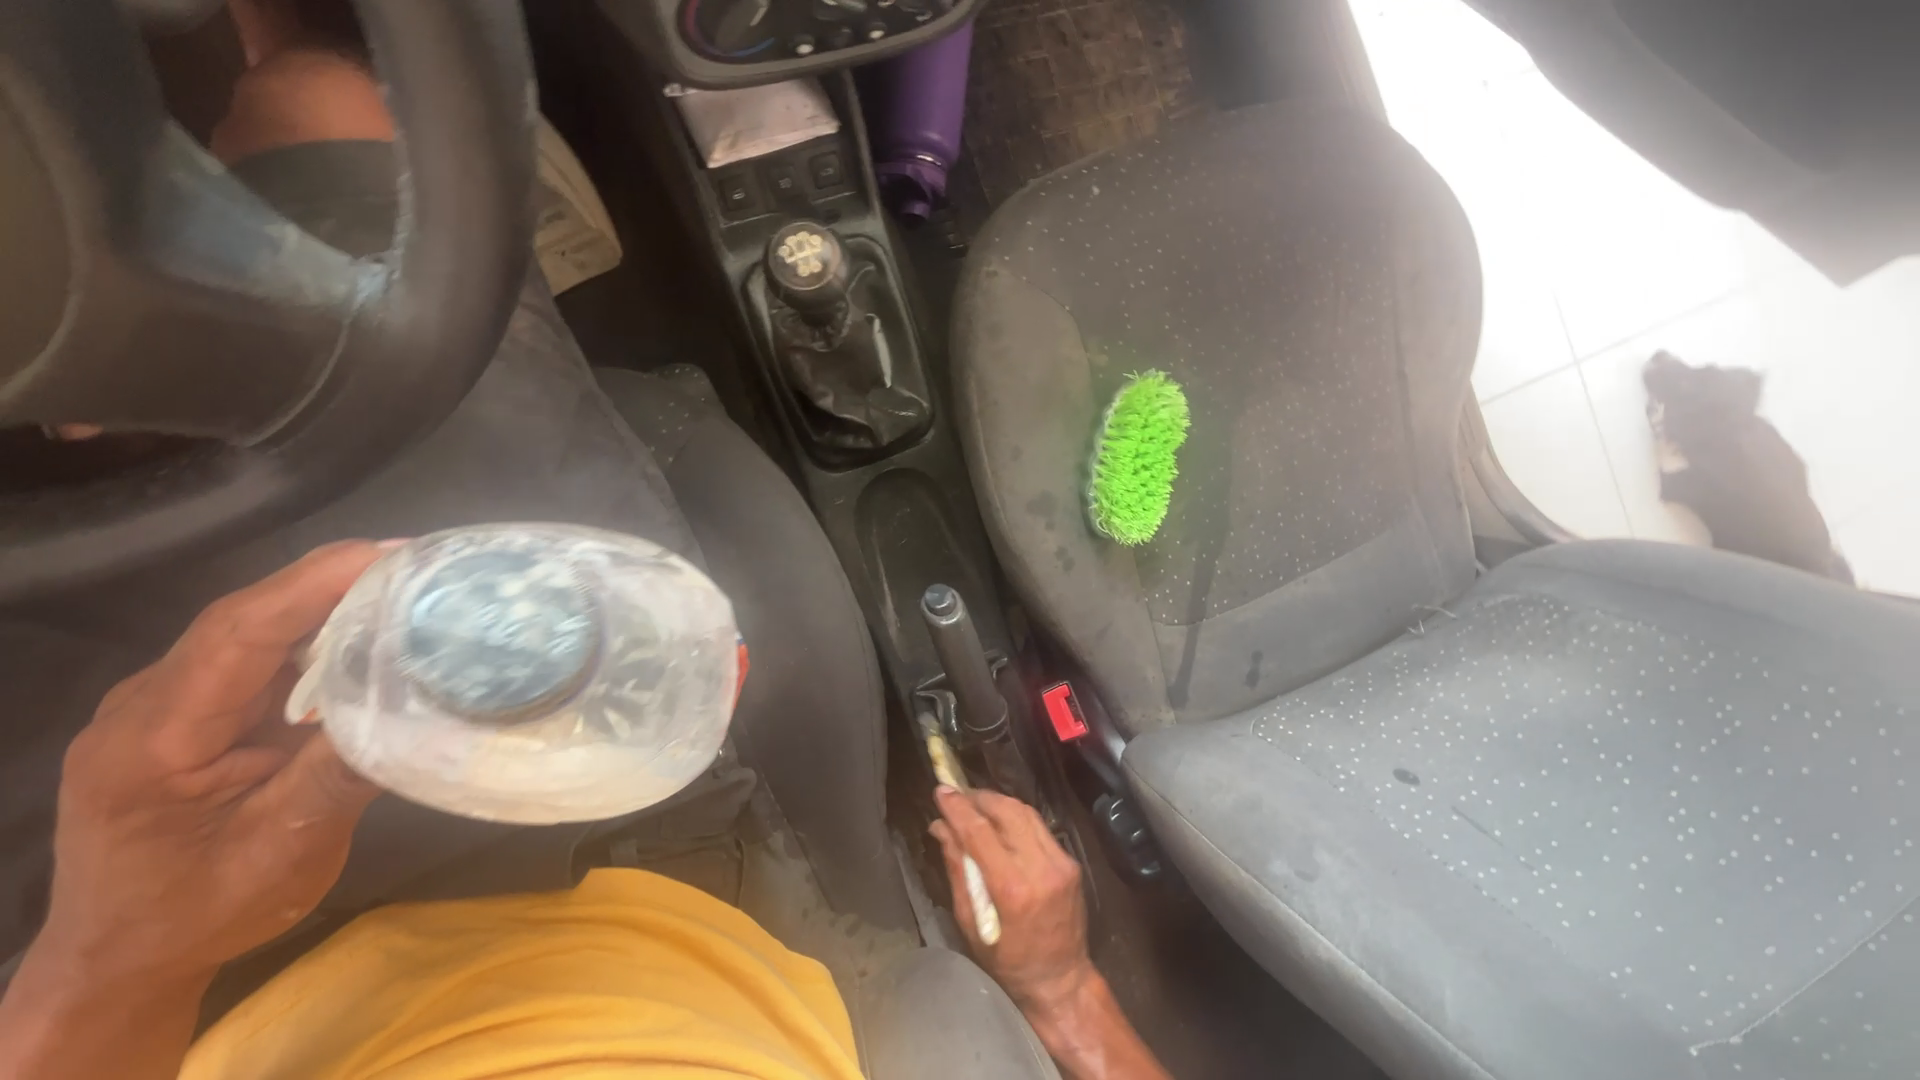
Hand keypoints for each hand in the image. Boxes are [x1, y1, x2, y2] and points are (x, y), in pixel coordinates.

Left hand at [32, 541, 386, 988]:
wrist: (124, 959)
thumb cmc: (199, 912)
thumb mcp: (283, 850)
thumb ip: (342, 771)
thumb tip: (421, 706)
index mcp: (153, 739)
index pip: (236, 637)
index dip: (312, 587)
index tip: (390, 555)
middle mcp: (151, 704)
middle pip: (246, 620)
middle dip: (333, 582)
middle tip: (423, 564)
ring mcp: (172, 705)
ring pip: (257, 633)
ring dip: (332, 606)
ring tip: (412, 589)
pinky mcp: (200, 714)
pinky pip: (263, 660)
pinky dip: (322, 640)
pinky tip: (372, 636)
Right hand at [931, 787, 1172, 1079]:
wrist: (1059, 979)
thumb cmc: (1006, 960)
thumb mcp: (971, 921)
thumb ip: (958, 869)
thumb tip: (941, 828)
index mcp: (1012, 888)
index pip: (980, 832)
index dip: (957, 808)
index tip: (940, 790)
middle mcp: (1040, 868)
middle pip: (1007, 811)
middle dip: (978, 798)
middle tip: (956, 796)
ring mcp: (1060, 863)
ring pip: (1025, 812)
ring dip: (997, 803)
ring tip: (974, 804)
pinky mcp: (1070, 862)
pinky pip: (1039, 827)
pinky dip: (1016, 817)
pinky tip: (1000, 822)